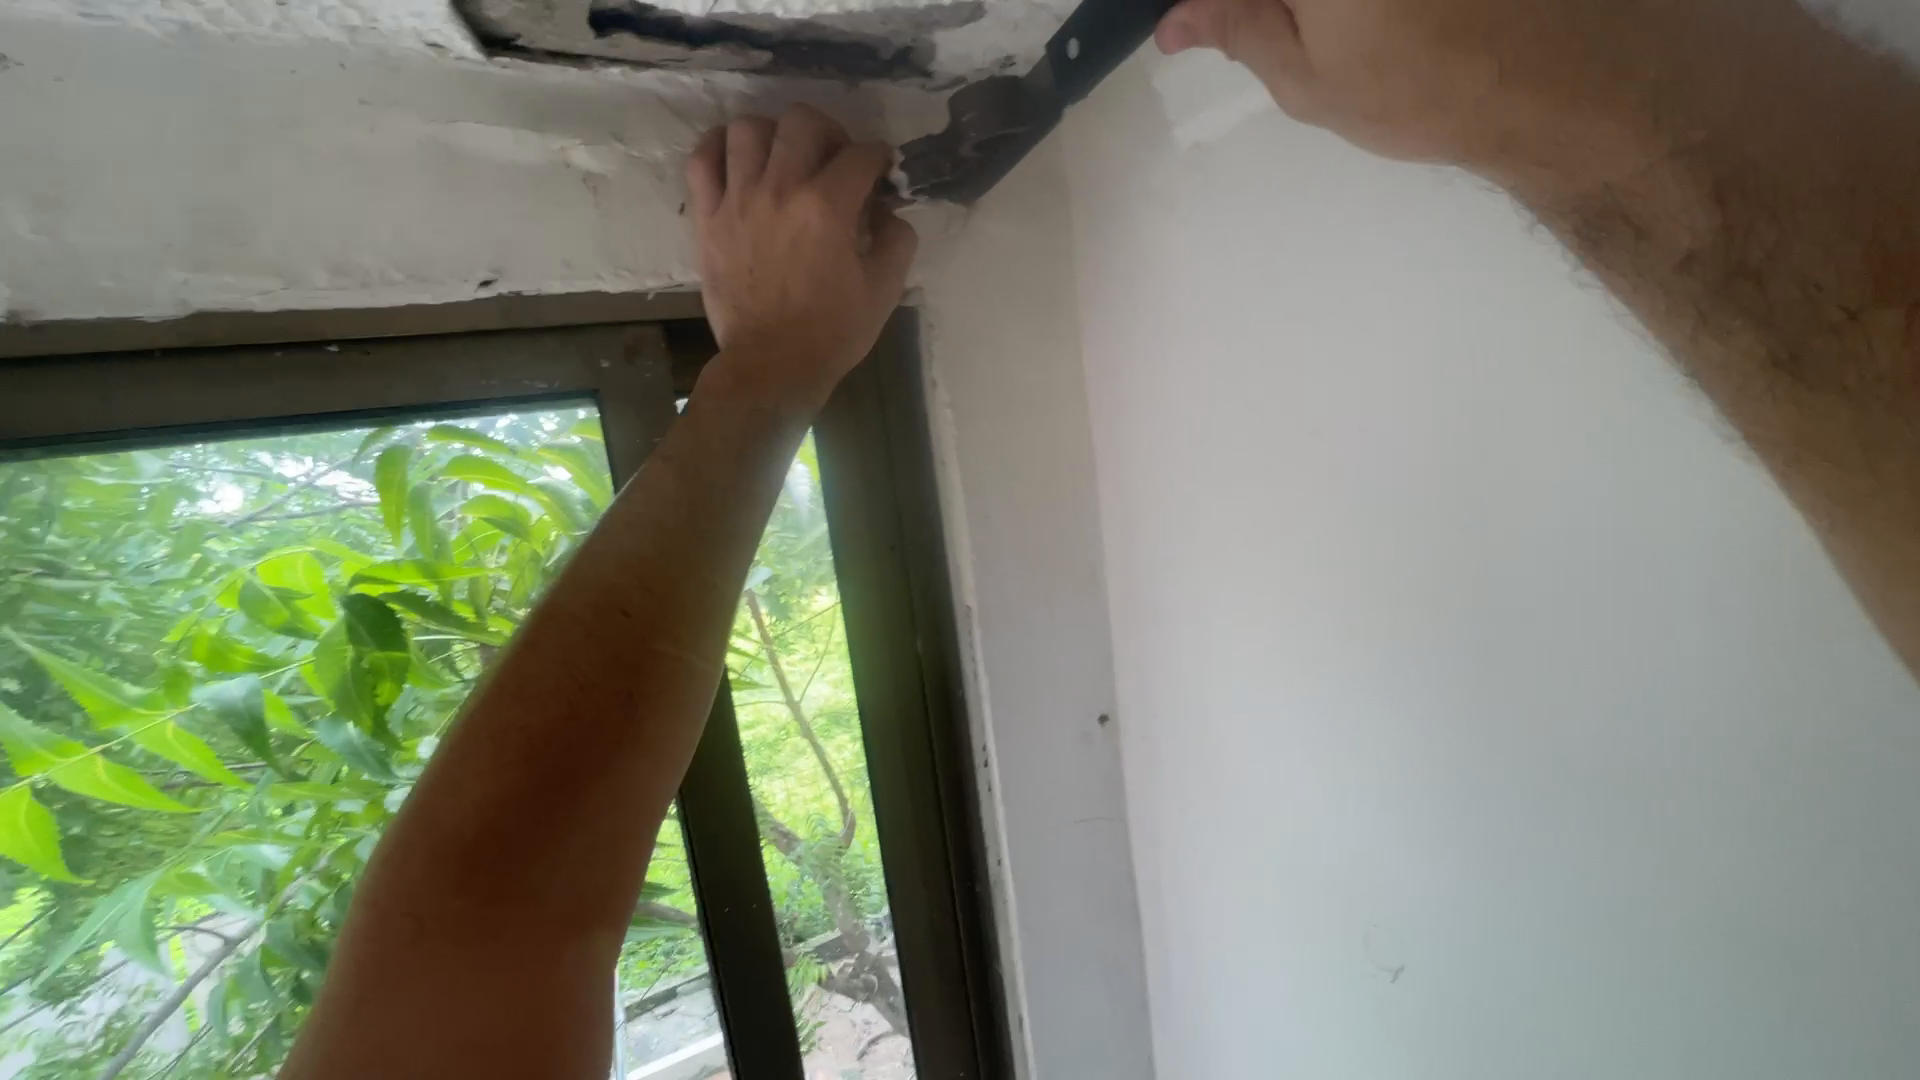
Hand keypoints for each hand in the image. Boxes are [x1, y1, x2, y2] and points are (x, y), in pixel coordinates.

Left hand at [688, 104, 918, 408]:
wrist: (773, 365)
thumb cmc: (832, 334)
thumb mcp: (884, 292)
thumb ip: (897, 241)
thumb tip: (889, 213)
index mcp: (828, 207)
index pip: (860, 155)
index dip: (879, 157)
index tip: (881, 169)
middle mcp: (781, 189)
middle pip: (803, 121)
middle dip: (830, 132)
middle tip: (835, 159)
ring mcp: (737, 200)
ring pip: (749, 129)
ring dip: (775, 135)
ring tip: (785, 160)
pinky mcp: (708, 218)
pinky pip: (702, 159)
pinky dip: (719, 148)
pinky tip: (738, 159)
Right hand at [1153, 0, 1802, 192]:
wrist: (1572, 74)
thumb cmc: (1424, 90)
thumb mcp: (1308, 79)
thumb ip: (1238, 27)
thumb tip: (1174, 18)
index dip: (1216, 3)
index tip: (1206, 20)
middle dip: (1283, 8)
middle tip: (1276, 29)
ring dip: (1321, 11)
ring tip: (1345, 34)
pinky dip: (1356, 8)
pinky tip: (1393, 24)